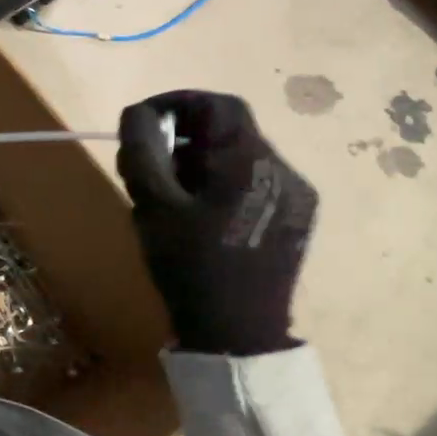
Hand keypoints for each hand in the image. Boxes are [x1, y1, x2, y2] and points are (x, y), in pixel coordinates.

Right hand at [116, 91, 316, 356]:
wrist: (239, 333)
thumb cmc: (190, 264)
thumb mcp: (152, 204)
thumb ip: (143, 149)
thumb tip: (138, 113)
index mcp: (251, 163)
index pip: (218, 104)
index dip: (177, 102)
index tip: (143, 121)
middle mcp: (285, 171)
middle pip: (230, 130)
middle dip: (184, 137)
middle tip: (148, 164)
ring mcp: (297, 196)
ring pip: (240, 157)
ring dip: (201, 161)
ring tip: (170, 194)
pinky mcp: (298, 219)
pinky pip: (253, 182)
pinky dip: (220, 182)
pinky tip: (199, 215)